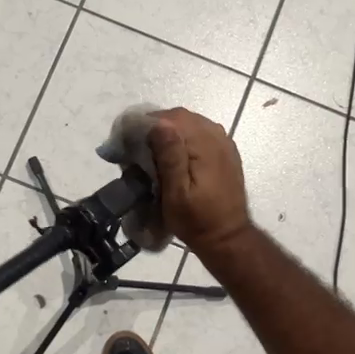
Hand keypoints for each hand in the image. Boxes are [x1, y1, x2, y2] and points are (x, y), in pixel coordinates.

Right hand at [147, 107, 251, 253]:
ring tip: (153, 152)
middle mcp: (216, 135)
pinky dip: (183, 138)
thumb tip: (159, 124)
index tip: (128, 143)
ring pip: (189, 122)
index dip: (145, 125)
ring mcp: (223, 141)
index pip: (169, 118)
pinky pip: (200, 132)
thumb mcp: (176, 194)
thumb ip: (170, 157)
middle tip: (137, 149)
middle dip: (155, 127)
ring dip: (169, 132)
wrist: (226, 237)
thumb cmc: (196, 220)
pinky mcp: (225, 150)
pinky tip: (174, 155)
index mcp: (204, 145)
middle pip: (179, 117)